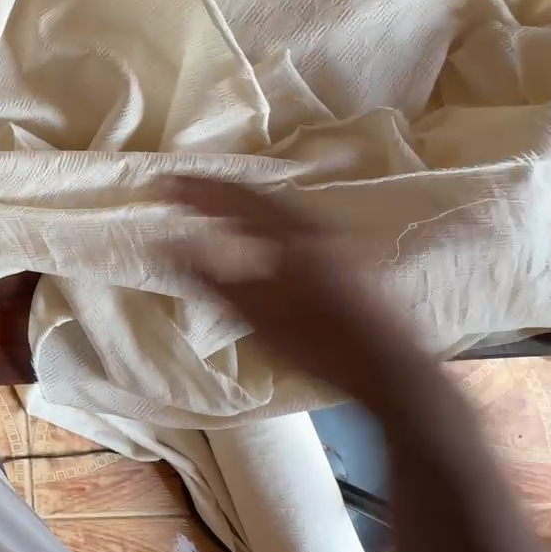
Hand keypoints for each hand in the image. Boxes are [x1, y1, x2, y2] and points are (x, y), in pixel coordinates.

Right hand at [167, 177, 436, 415]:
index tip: (164, 179)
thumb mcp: (250, 311)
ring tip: (216, 201)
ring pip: (281, 208)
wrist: (391, 372)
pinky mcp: (349, 259)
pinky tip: (258, 228)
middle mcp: (316, 231)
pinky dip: (266, 216)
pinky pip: (297, 222)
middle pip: (261, 197)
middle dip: (219, 188)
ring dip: (244, 201)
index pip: (234, 199)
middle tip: (185, 185)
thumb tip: (159, 241)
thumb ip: (204, 273)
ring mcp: (338, 243)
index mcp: (290, 238)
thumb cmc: (314, 343)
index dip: (198, 187)